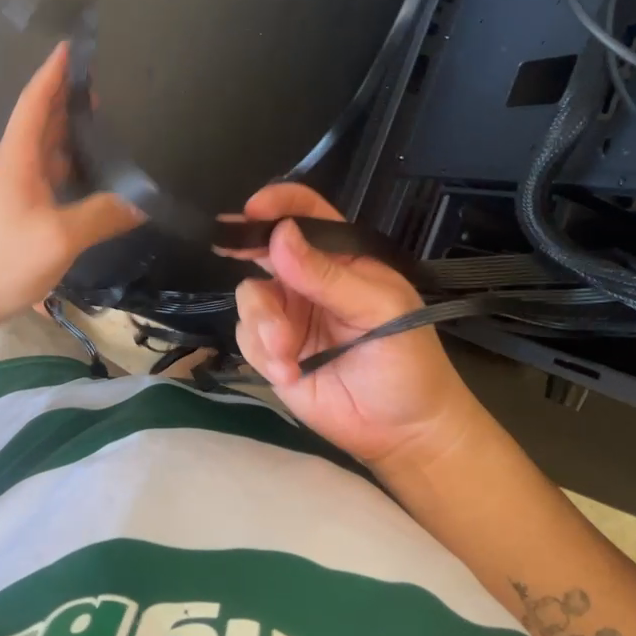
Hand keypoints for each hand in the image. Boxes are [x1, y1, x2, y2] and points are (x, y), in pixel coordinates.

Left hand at [0, 42, 144, 331]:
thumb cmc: (5, 260)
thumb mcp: (60, 238)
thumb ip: (102, 215)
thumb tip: (141, 202)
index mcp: (17, 159)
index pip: (34, 103)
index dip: (51, 74)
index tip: (68, 46)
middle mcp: (14, 165)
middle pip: (39, 119)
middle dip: (64, 94)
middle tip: (97, 78)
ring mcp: (15, 188)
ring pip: (44, 145)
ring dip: (67, 126)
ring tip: (100, 114)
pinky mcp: (20, 208)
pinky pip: (48, 171)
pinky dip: (68, 159)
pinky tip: (90, 165)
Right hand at [231, 183, 487, 471]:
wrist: (403, 432)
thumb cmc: (407, 359)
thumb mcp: (378, 309)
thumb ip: (327, 274)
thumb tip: (279, 234)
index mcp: (339, 257)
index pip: (305, 212)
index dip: (279, 203)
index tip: (254, 210)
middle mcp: (306, 278)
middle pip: (262, 247)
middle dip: (243, 248)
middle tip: (227, 249)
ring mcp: (286, 313)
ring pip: (249, 295)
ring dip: (263, 322)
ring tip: (286, 352)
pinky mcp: (270, 349)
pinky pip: (245, 335)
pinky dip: (263, 353)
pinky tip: (289, 372)